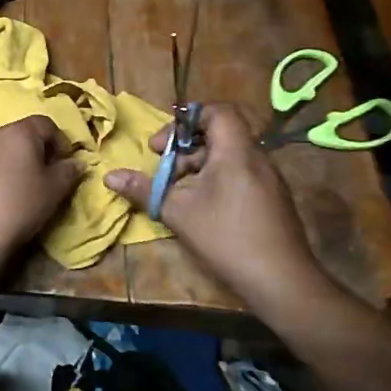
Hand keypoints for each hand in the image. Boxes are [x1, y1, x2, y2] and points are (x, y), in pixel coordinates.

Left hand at [0, 115, 81, 259]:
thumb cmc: (20, 205)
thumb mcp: (55, 190)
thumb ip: (69, 171)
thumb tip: (75, 163)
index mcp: (20, 131)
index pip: (46, 124)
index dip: (60, 141)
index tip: (64, 164)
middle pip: (20, 134)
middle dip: (35, 151)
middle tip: (43, 177)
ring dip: (12, 162)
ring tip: (18, 189)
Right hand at [104, 103, 327, 310]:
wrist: (280, 279)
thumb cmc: (226, 237)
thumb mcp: (178, 212)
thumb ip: (143, 190)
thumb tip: (109, 177)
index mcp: (236, 150)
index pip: (217, 111)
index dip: (186, 119)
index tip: (163, 145)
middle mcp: (257, 157)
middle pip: (220, 135)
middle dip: (186, 150)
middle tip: (165, 172)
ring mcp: (269, 179)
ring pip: (229, 158)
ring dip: (200, 169)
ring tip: (179, 195)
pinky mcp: (273, 199)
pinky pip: (241, 175)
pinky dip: (218, 182)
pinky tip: (204, 211)